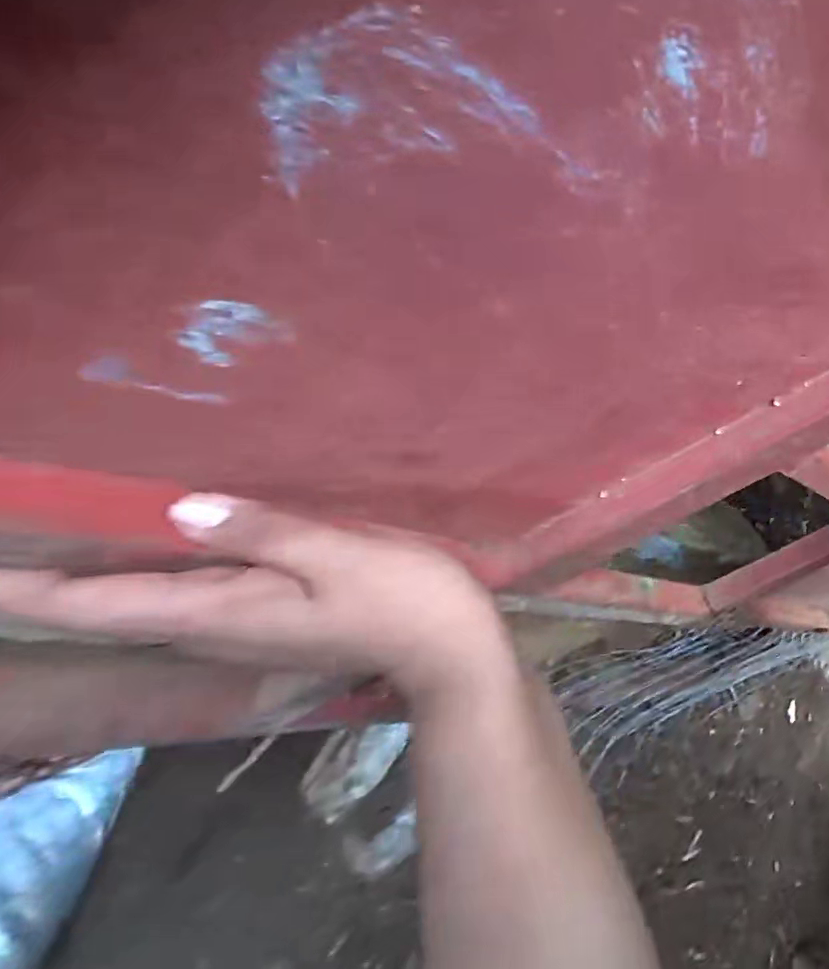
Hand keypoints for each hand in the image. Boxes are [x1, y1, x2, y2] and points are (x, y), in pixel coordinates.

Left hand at [0, 494, 515, 702]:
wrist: (454, 650)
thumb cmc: (408, 600)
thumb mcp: (348, 556)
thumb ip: (269, 533)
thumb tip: (181, 510)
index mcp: (216, 611)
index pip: (83, 602)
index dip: (16, 581)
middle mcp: (209, 628)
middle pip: (106, 602)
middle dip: (58, 566)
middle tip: (38, 518)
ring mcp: (243, 631)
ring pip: (151, 598)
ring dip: (116, 564)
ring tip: (93, 521)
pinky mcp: (274, 625)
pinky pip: (196, 597)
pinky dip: (173, 569)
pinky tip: (192, 540)